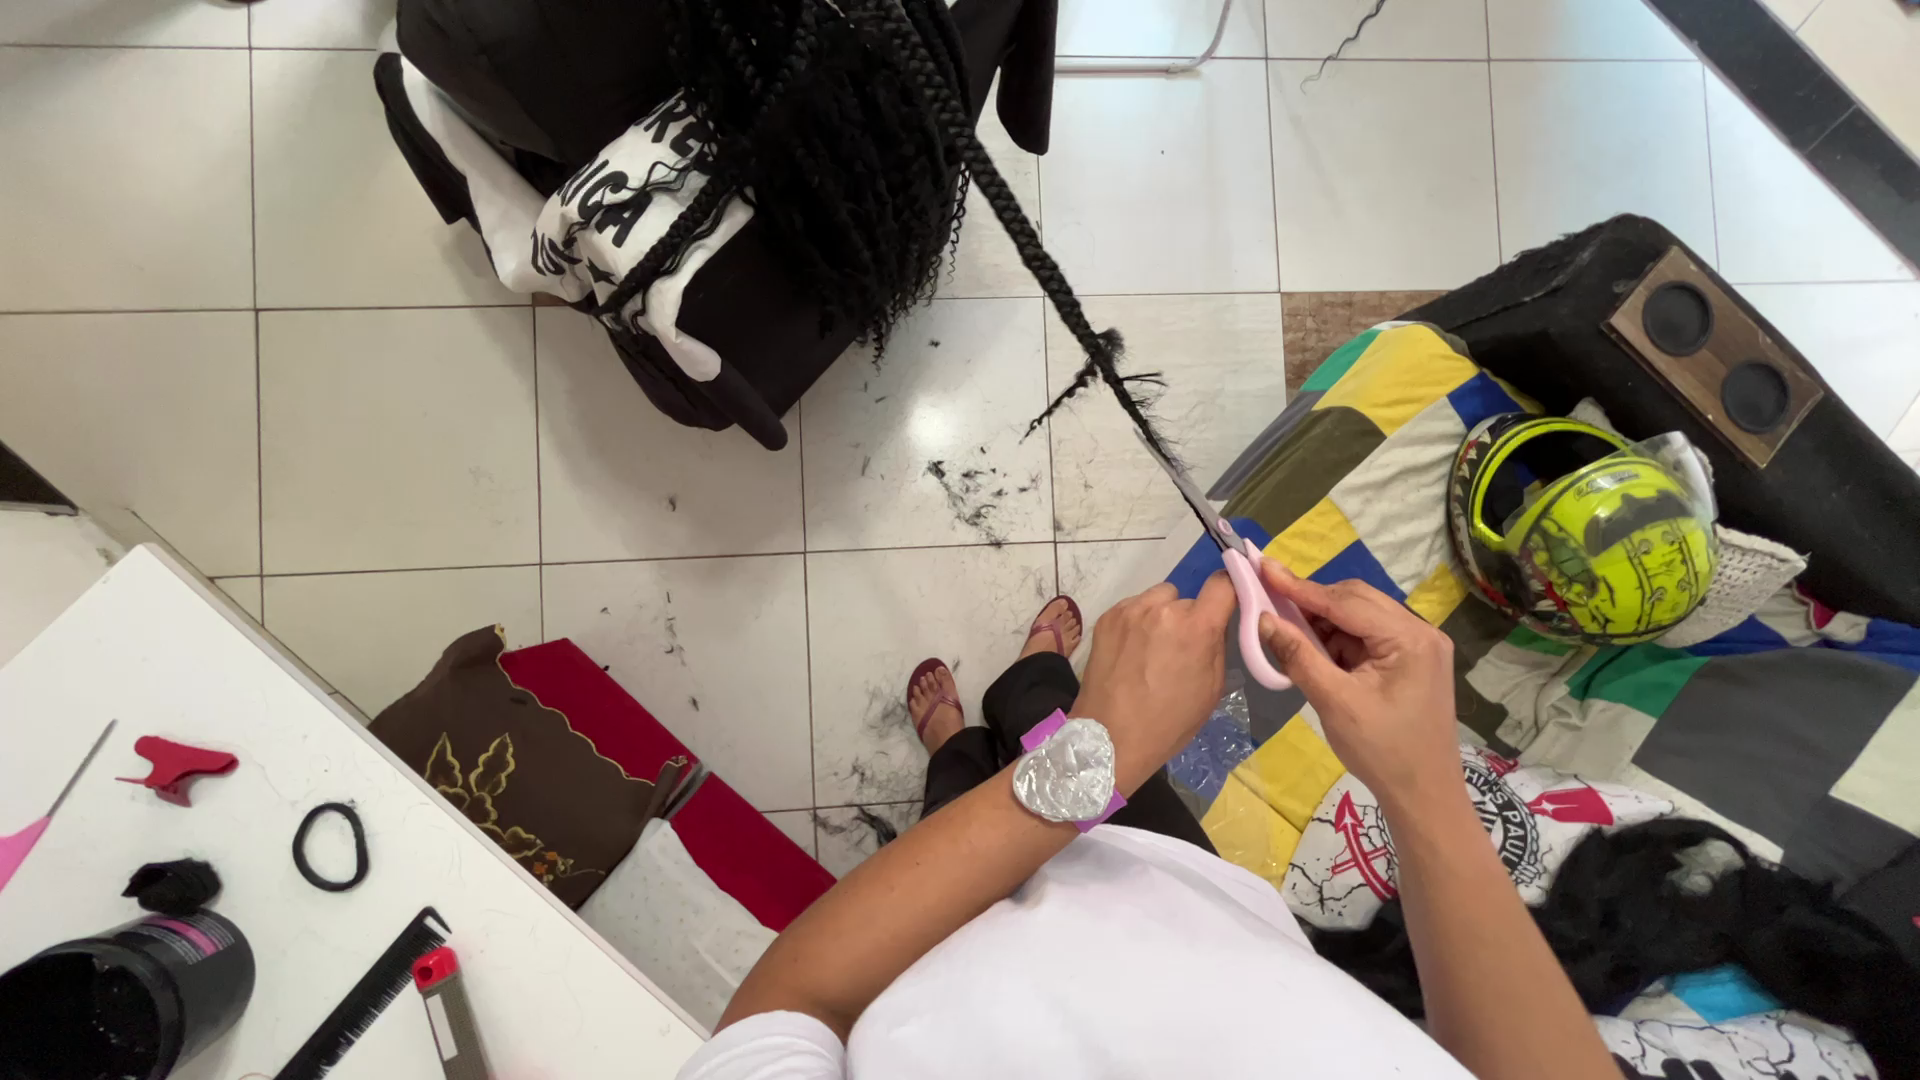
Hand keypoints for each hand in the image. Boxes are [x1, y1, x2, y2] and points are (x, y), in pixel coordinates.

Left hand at [1071, 573, 1238, 794]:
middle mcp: (1162, 609)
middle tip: (1178, 648)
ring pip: (1158, 598)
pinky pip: (1133, 607)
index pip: (1222, 584)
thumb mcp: (1212, 688)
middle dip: (1188, 618)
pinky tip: (1130, 650)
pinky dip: (1137, 621)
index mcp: (1196, 627)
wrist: (1110, 735)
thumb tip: (1216, 622)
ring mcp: (1130, 610)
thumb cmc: (1169, 721)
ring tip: (1151, 648)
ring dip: (1161, 615)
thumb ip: (1216, 645)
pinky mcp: (1107, 616)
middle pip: (1187, 598)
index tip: (1227, 601)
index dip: (1228, 590)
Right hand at [1255, 559, 1460, 815]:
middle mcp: (1419, 632)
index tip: (1262, 568)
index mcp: (1410, 640)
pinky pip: (1363, 634)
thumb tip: (1263, 618)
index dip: (1300, 586)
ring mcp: (1416, 646)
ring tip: (1285, 627)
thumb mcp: (1333, 702)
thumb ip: (1298, 655)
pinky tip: (1311, 647)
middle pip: (1354, 600)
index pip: (1346, 602)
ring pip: (1357, 614)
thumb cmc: (1382, 751)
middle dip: (1310, 600)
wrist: (1422, 794)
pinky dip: (1334, 637)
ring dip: (1320, 619)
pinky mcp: (1407, 659)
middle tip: (1267, 598)